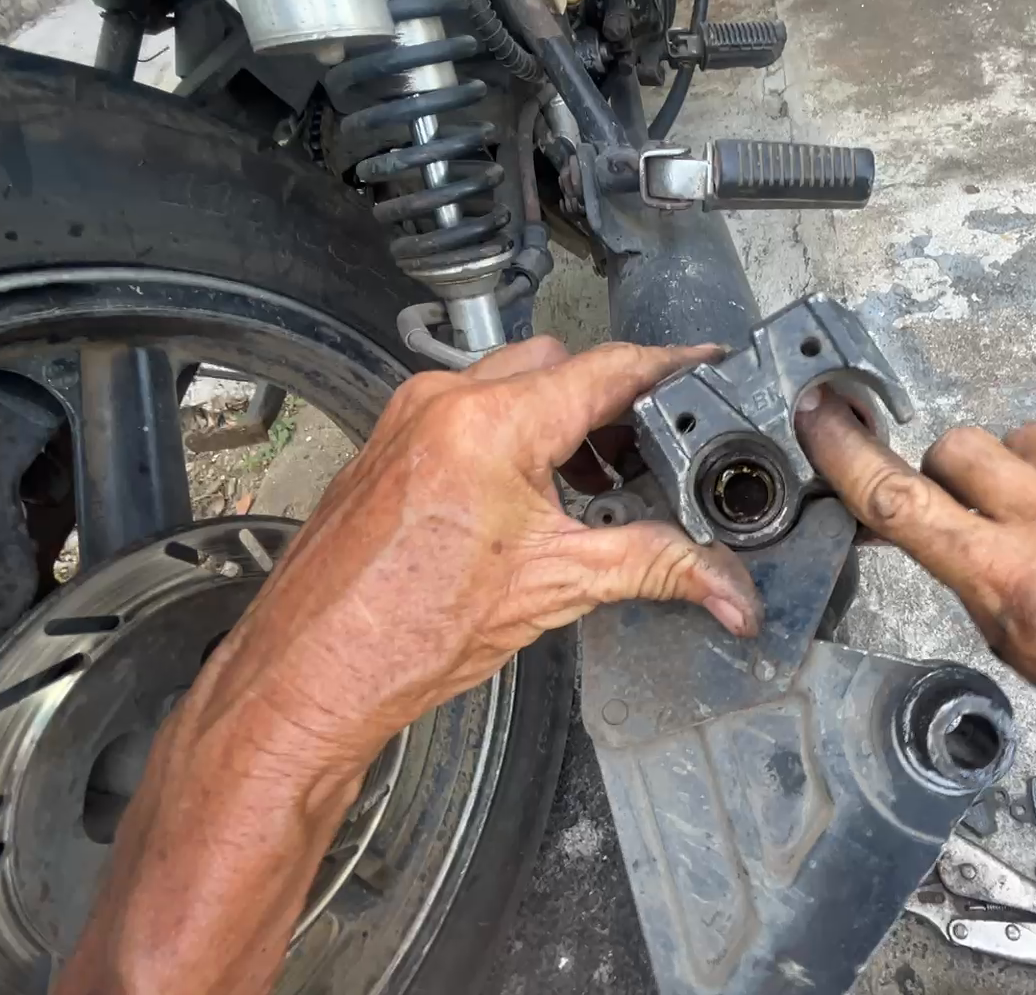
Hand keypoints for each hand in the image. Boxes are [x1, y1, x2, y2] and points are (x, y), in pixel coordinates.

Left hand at [192, 338, 760, 771]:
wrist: (309, 674)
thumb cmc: (406, 632)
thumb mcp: (556, 588)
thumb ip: (655, 567)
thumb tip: (726, 587)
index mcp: (492, 425)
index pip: (605, 369)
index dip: (667, 363)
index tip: (702, 361)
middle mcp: (446, 401)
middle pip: (561, 363)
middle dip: (614, 396)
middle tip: (653, 440)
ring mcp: (412, 415)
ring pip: (516, 377)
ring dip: (565, 412)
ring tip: (597, 472)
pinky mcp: (394, 438)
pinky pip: (473, 402)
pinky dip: (519, 425)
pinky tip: (537, 482)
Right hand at [794, 391, 1035, 799]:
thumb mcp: (1027, 651)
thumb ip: (968, 574)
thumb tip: (921, 522)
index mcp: (1016, 583)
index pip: (901, 503)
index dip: (847, 456)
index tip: (820, 419)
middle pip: (958, 446)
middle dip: (960, 473)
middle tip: (999, 513)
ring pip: (1028, 437)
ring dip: (1035, 474)